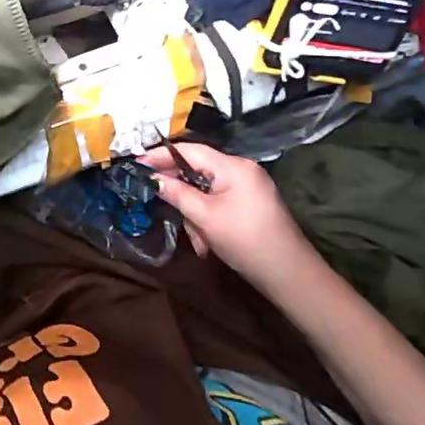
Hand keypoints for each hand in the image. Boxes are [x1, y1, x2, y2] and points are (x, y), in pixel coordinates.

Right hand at [138, 143, 311, 281]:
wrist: (288, 274)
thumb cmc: (245, 240)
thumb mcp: (204, 216)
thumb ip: (176, 193)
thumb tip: (151, 178)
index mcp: (233, 166)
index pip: (189, 150)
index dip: (160, 155)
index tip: (135, 165)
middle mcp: (241, 170)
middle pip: (196, 169)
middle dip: (178, 190)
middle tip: (155, 201)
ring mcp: (247, 186)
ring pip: (204, 189)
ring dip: (193, 211)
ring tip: (196, 237)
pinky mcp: (248, 202)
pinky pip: (216, 200)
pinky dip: (205, 216)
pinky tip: (205, 240)